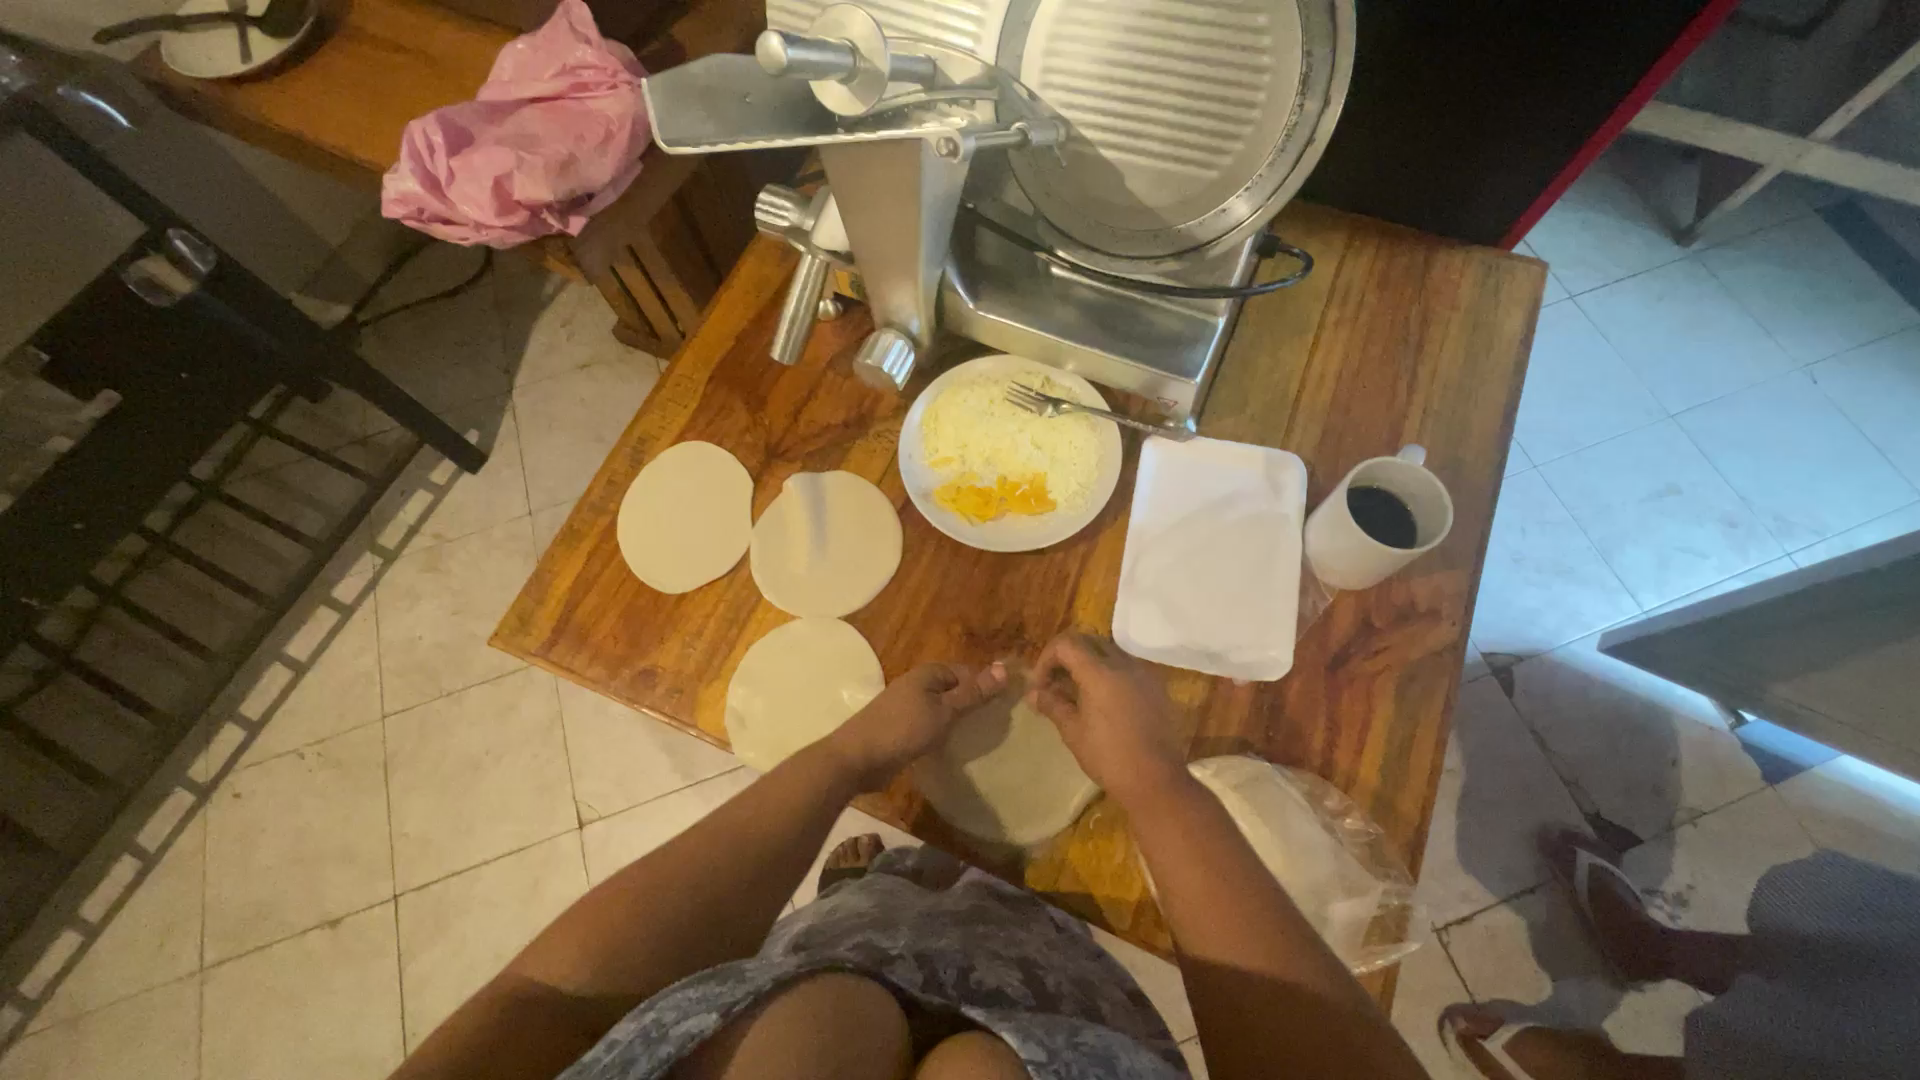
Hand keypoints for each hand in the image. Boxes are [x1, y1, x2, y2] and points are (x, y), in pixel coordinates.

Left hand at [826, 661, 1007, 790]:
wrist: (857, 758)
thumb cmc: (903, 729)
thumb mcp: (944, 711)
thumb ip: (973, 693)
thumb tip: (1005, 668)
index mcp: (928, 673)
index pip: (967, 673)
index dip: (986, 687)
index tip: (1005, 709)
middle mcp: (917, 685)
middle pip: (954, 691)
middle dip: (973, 706)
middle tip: (996, 727)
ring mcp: (907, 707)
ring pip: (942, 710)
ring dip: (958, 722)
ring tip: (980, 739)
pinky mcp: (901, 729)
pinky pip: (930, 726)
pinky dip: (943, 734)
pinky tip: (954, 749)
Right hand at [1026, 632, 1188, 805]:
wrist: (1156, 780)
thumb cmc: (1108, 757)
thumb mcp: (1073, 731)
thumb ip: (1052, 704)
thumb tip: (1032, 694)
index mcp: (1100, 673)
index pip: (1066, 644)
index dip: (1046, 659)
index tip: (1040, 684)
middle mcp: (1124, 664)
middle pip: (1088, 641)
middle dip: (1066, 656)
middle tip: (1054, 683)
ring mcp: (1144, 674)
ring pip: (1110, 651)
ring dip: (1088, 662)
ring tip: (1076, 691)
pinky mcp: (1156, 687)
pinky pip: (1127, 667)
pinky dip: (1109, 673)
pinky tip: (1103, 700)